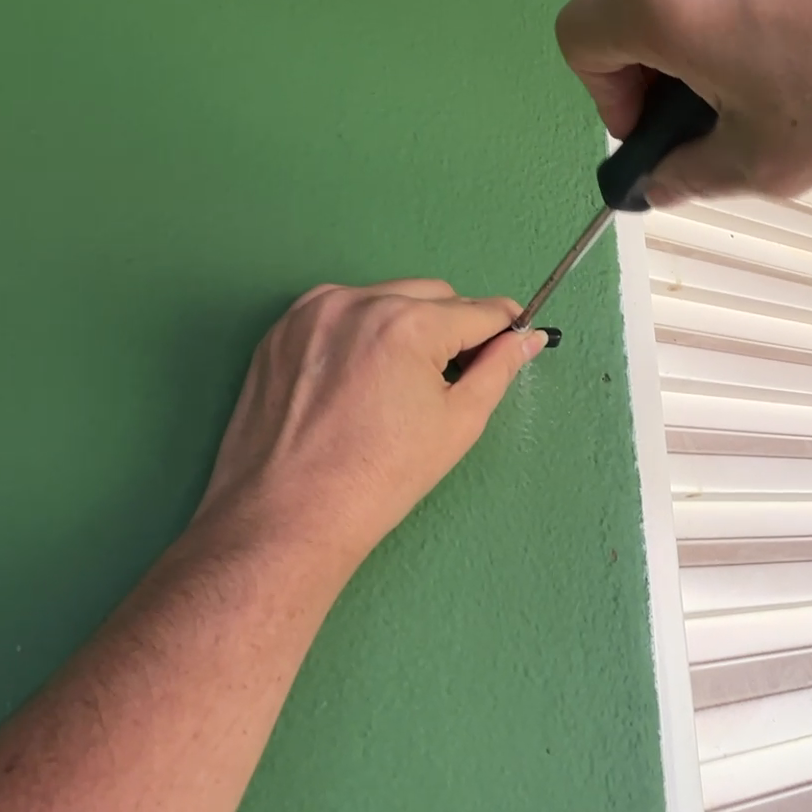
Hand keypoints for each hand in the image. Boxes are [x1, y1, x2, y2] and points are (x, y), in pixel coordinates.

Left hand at [190, 279, 546, 572]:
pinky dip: (368, 331)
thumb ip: (500, 367)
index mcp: (407, 324)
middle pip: (437, 295)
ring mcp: (313, 312)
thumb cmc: (382, 475)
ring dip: (413, 324)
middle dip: (457, 326)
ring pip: (391, 298)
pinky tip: (366, 378)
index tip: (515, 345)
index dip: (507, 329)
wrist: (289, 515)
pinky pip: (346, 311)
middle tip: (456, 377)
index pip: (480, 309)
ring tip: (405, 381)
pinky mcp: (282, 329)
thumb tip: (528, 339)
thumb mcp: (461, 420)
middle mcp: (358, 303)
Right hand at [556, 0, 811, 205]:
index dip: (607, 98)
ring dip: (694, 29)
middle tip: (709, 111)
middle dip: (646, 65)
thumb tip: (658, 181)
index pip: (577, 41)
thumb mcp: (766, 162)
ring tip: (771, 77)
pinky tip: (806, 35)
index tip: (655, 128)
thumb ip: (689, 174)